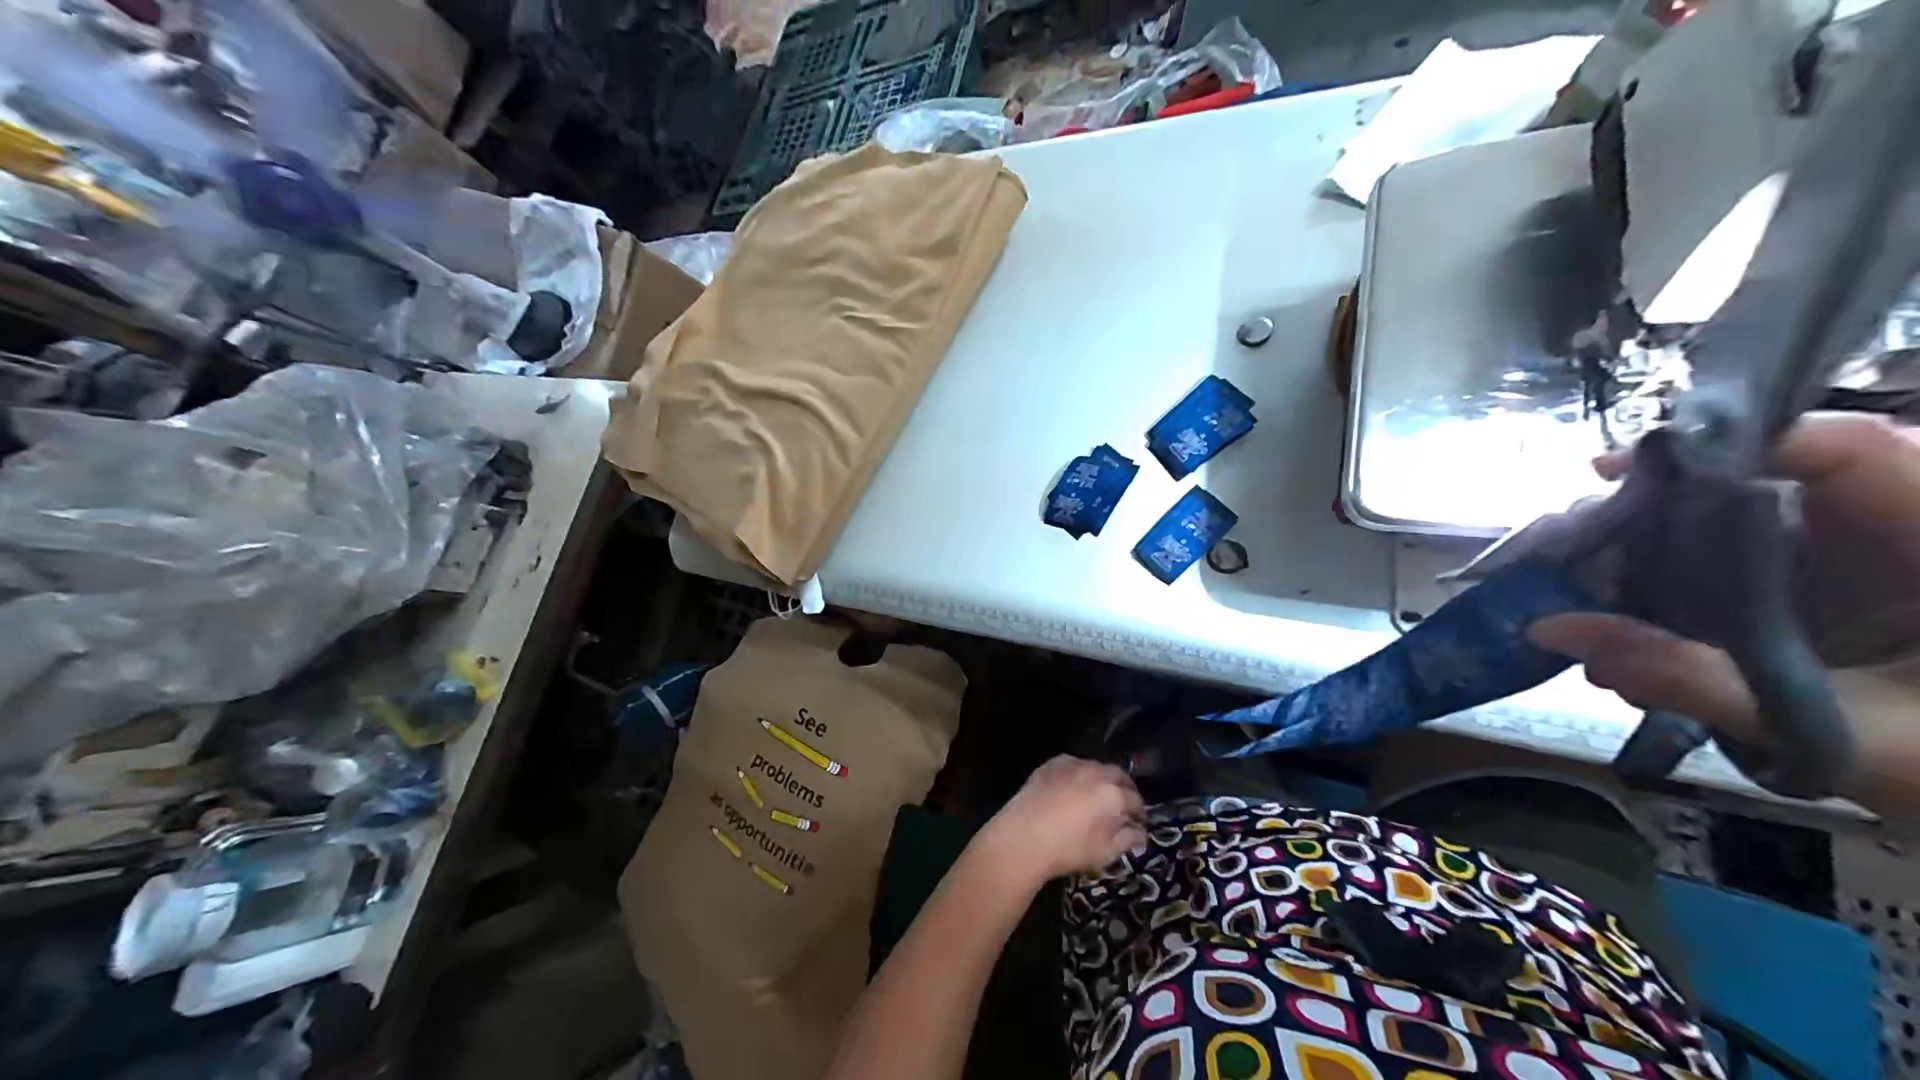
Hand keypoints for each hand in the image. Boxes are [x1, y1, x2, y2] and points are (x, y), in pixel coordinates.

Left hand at [981, 755, 1145, 883]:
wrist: (1022, 838)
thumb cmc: (1068, 850)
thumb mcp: (1104, 852)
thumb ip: (1126, 839)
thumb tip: (1139, 833)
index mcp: (1113, 794)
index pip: (1135, 800)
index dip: (1140, 812)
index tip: (1139, 823)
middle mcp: (1095, 773)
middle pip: (1118, 775)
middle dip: (1124, 789)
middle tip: (1123, 805)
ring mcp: (1071, 765)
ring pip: (1095, 767)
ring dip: (1102, 778)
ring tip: (1098, 794)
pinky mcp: (1050, 765)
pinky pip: (1072, 764)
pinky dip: (1079, 773)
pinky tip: (1073, 785)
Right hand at [1528, 412, 1919, 750]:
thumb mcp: (1831, 732)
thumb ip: (1695, 679)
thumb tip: (1551, 629)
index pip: (1850, 452)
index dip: (1735, 443)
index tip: (1615, 471)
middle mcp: (1896, 541)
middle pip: (1767, 484)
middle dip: (1662, 505)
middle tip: (1580, 535)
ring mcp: (1859, 570)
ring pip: (1738, 526)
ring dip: (1652, 550)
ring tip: (1586, 584)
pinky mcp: (1822, 597)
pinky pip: (1732, 567)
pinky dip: (1667, 585)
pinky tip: (1620, 618)